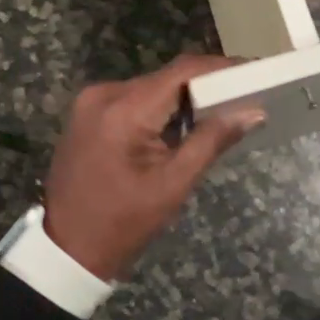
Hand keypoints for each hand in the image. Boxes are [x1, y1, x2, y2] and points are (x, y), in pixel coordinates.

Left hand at [41, 54, 266, 280]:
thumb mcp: (173, 185)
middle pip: (166, 77)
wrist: (65, 251)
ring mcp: (92, 101)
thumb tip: (252, 110)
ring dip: (183, 97)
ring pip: (151, 87)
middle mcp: (105, 93)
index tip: (254, 71)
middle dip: (206, 85)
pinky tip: (183, 124)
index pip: (181, 72)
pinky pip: (134, 99)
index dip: (220, 68)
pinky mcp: (89, 112)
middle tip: (244, 95)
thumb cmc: (123, 224)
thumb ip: (212, 141)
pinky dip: (160, 107)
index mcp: (124, 109)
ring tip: (221, 110)